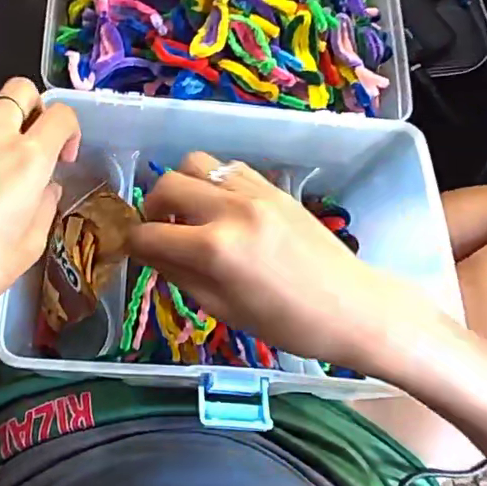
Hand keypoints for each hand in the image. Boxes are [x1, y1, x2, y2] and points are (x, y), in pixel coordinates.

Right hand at [126, 152, 442, 368]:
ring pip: (194, 163)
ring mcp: (253, 192)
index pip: (149, 234)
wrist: (353, 306)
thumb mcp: (223, 309)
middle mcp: (229, 209)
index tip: (135, 252)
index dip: (133, 245)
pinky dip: (212, 181)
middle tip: (160, 230)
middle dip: (151, 208)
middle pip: (165, 185)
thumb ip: (179, 275)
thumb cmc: (287, 323)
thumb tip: (150, 253)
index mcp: (214, 249)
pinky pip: (227, 167)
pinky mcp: (272, 186)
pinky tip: (221, 206)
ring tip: (190, 212)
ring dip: (181, 186)